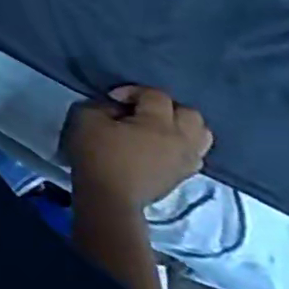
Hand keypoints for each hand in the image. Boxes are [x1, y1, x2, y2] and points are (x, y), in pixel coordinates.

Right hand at [63, 86, 212, 208]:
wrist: (109, 196)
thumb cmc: (97, 154)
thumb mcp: (86, 118)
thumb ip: (102, 105)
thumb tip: (117, 108)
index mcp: (159, 124)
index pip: (156, 96)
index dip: (132, 91)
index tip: (111, 98)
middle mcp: (182, 140)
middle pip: (189, 113)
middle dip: (165, 106)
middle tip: (140, 110)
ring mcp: (188, 160)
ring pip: (201, 134)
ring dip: (182, 126)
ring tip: (158, 128)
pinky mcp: (185, 175)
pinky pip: (195, 152)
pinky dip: (183, 144)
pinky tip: (161, 146)